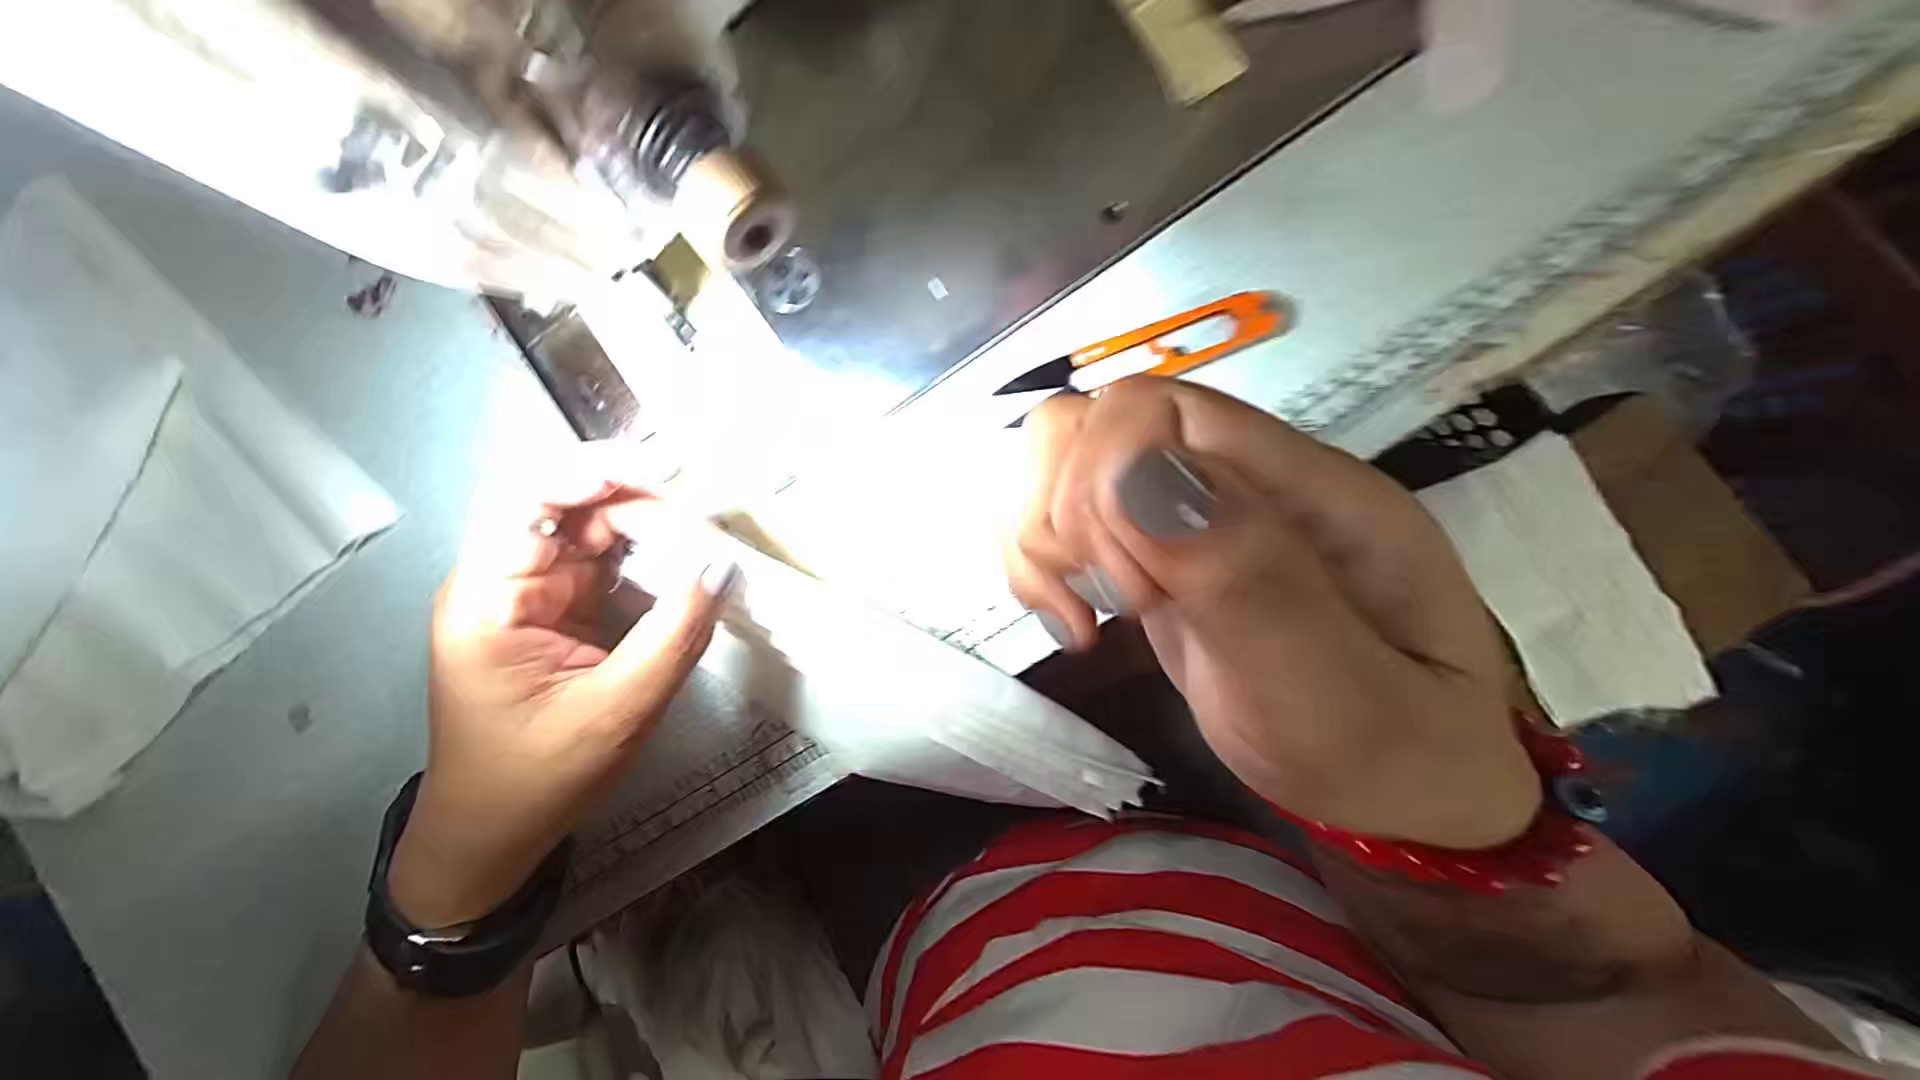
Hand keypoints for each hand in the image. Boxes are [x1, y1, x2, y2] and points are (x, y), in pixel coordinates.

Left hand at [387, 452, 736, 927]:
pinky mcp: (573, 608)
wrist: (498, 833)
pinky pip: (620, 564)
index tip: (663, 467)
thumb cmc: (537, 779)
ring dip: (659, 526)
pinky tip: (696, 559)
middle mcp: (510, 579)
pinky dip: (661, 557)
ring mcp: (543, 591)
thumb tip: (724, 565)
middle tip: (711, 513)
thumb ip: (673, 634)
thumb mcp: (615, 712)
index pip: (529, 502)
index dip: (593, 472)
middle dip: (644, 501)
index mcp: (489, 598)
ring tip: (712, 530)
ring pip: (604, 530)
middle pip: (575, 506)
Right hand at [1005, 377, 1538, 848]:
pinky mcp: (1152, 550)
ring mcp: (1187, 512)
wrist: (1394, 789)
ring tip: (1083, 617)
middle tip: (1117, 608)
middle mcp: (1235, 476)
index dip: (1106, 490)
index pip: (1153, 408)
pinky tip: (1073, 621)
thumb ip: (1243, 574)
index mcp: (1300, 482)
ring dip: (1040, 541)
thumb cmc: (1384, 755)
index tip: (1139, 596)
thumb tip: (1133, 470)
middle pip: (1088, 425)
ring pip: (1058, 463)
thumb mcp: (1333, 690)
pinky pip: (1059, 516)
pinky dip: (1038, 564)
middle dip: (1067, 523)